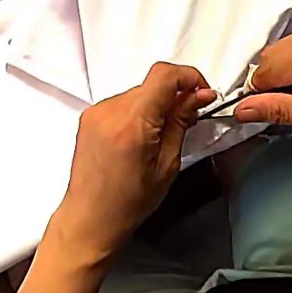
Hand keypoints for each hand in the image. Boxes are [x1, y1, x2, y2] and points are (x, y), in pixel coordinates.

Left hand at [43, 63, 214, 270]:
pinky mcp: (89, 116)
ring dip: (154, 105)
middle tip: (187, 118)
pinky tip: (139, 137)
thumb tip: (197, 96)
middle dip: (174, 96)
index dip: (189, 77)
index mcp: (132, 124)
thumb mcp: (167, 164)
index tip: (201, 91)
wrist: (91, 216)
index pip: (164, 76)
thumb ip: (181, 122)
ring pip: (138, 92)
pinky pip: (122, 102)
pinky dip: (137, 112)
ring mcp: (96, 112)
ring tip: (159, 136)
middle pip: (152, 84)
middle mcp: (110, 112)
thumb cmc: (126, 202)